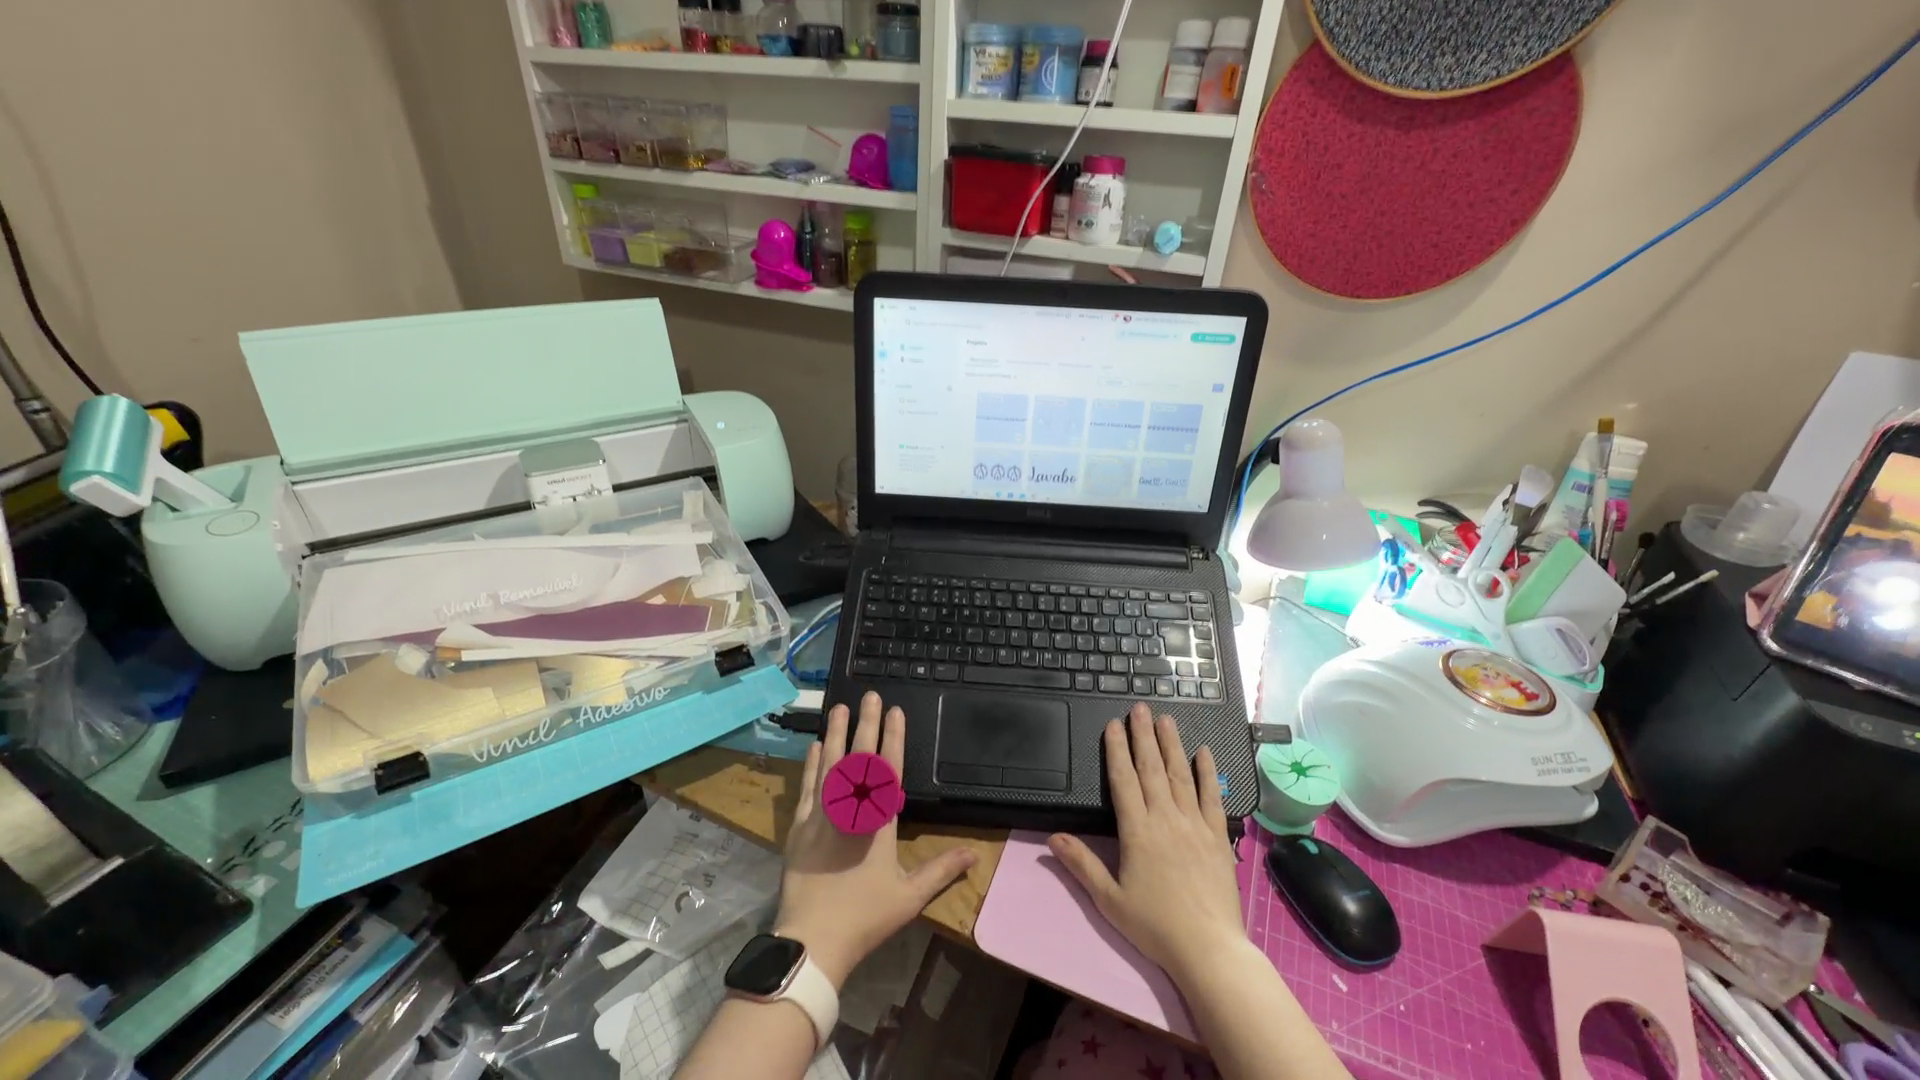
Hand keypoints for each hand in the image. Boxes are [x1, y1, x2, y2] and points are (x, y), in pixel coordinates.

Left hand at [775, 691, 975, 986]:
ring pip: (828, 765)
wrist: (812, 939)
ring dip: (835, 734)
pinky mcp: (798, 828)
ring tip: (839, 708)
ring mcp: (820, 816)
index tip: (895, 712)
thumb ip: (941, 870)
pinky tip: (814, 747)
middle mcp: (849, 810)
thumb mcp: (909, 896)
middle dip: (865, 725)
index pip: (888, 770)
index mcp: (878, 823)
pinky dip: (811, 765)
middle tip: (869, 696)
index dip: (893, 739)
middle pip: (858, 759)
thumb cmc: (865, 916)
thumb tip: (974, 854)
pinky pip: (806, 788)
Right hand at [1049, 703, 1245, 978]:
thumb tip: (1053, 837)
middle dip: (1143, 736)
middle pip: (1152, 769)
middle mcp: (1166, 819)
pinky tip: (1204, 753)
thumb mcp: (1109, 899)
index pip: (1124, 781)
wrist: (1207, 946)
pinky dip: (1208, 772)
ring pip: (1181, 776)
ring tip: (1165, 719)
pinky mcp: (1218, 836)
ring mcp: (1195, 825)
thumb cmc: (1154, 925)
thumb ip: (1081, 864)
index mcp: (1137, 831)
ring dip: (1172, 745)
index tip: (1113, 725)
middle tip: (1139, 708)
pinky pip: (1213, 797)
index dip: (1117, 750)